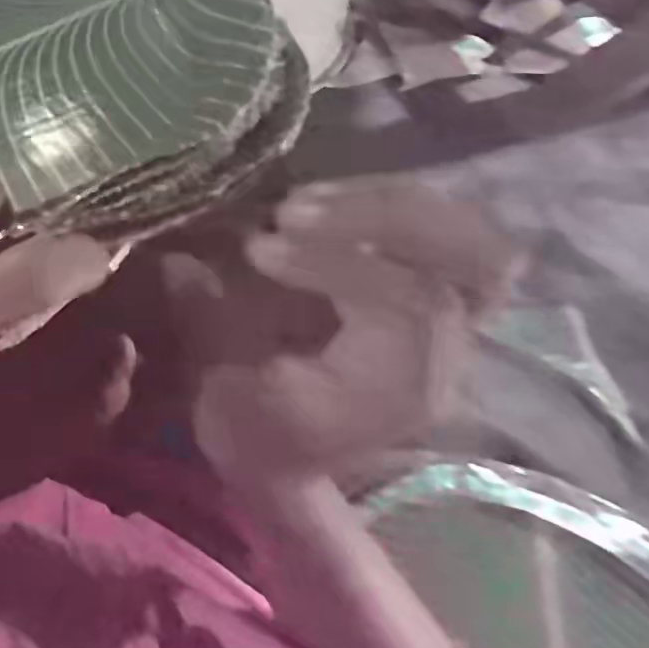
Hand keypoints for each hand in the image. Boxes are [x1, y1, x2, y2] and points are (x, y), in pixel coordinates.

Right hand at [165, 180, 516, 484]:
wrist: (292, 450)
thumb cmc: (252, 429)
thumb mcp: (218, 394)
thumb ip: (208, 329)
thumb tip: (178, 263)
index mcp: (392, 390)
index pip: (410, 308)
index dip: (337, 263)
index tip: (257, 248)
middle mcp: (442, 353)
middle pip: (471, 263)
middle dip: (378, 217)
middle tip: (290, 209)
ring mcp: (448, 317)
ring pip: (467, 235)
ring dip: (379, 201)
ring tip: (298, 200)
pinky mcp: (431, 287)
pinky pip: (443, 225)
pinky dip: (383, 198)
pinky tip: (317, 197)